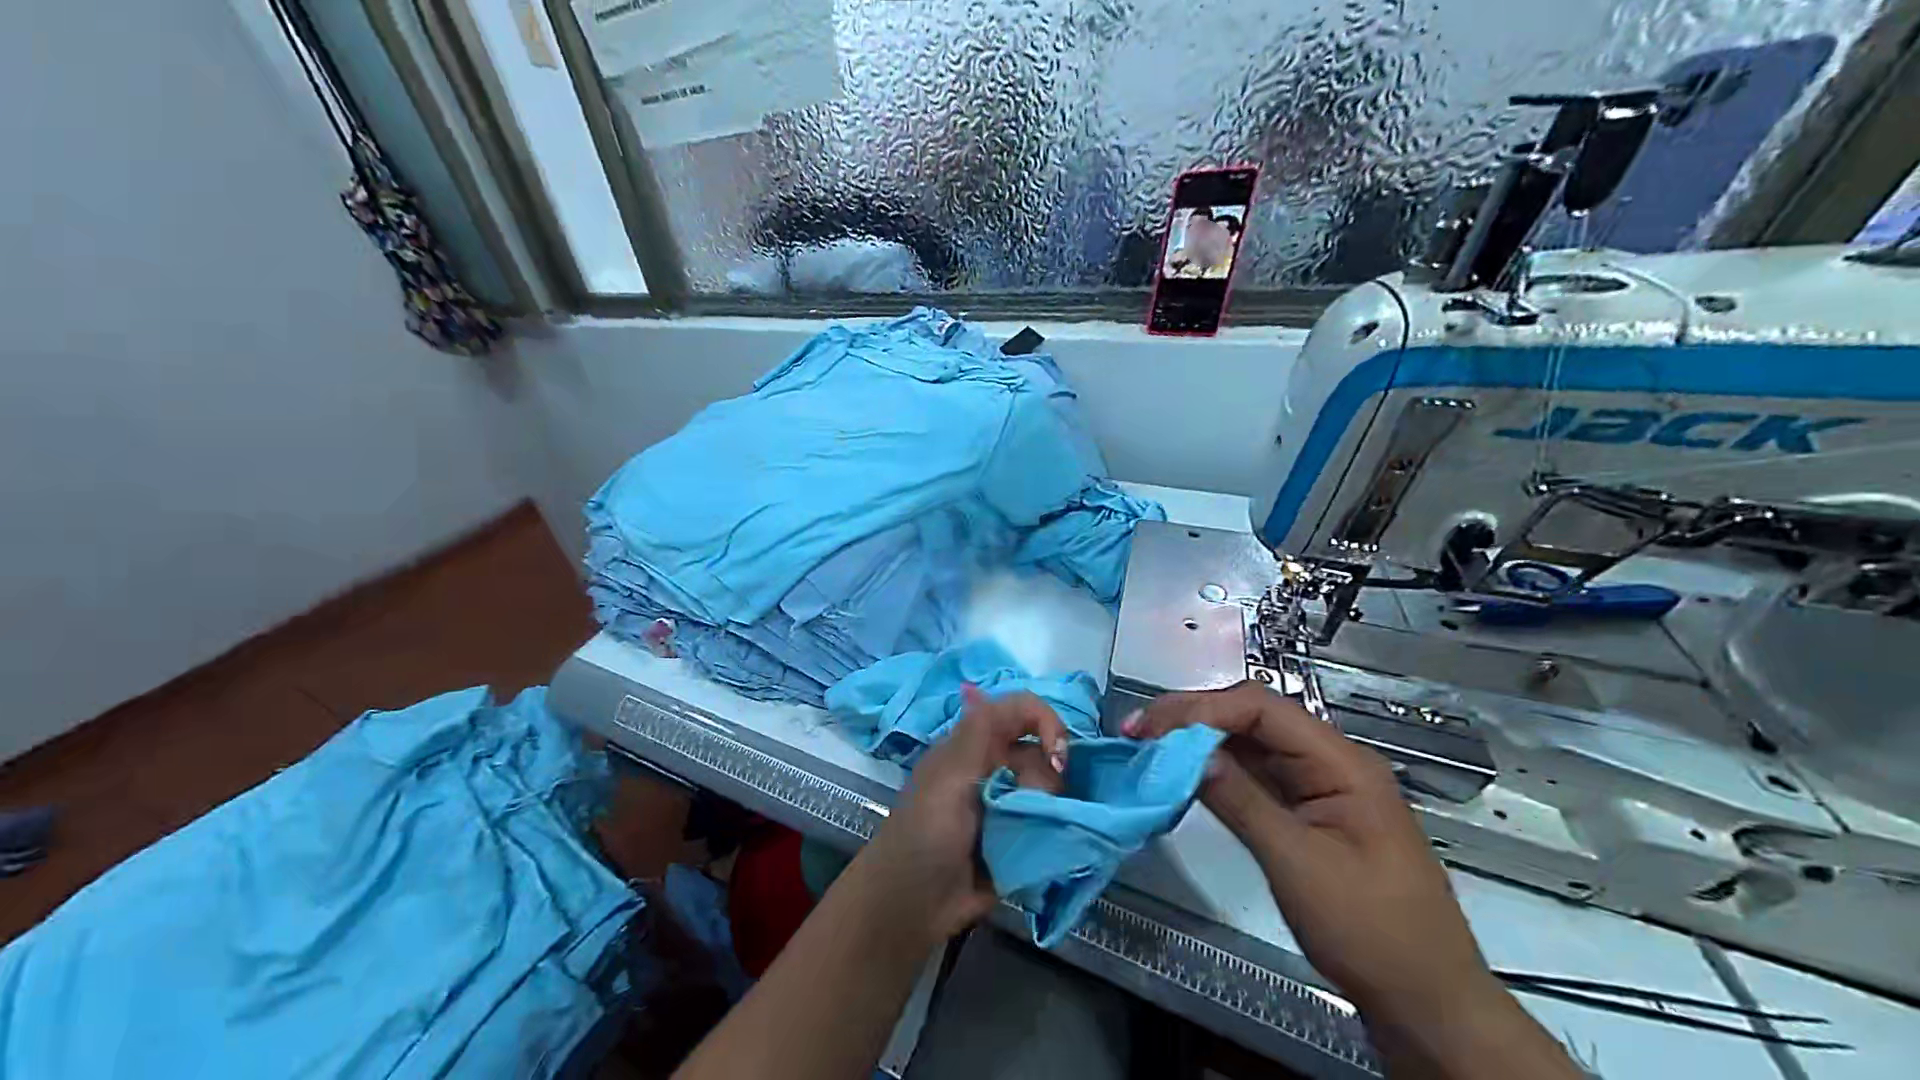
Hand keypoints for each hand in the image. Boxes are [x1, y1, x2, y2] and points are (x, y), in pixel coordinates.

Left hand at [851, 687, 1069, 943]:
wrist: (912, 905)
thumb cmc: (924, 834)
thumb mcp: (948, 778)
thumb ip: (976, 735)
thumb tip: (987, 690)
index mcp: (975, 745)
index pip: (1021, 710)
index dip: (1047, 723)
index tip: (1059, 759)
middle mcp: (995, 767)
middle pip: (1045, 752)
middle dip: (1049, 777)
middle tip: (1030, 807)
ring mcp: (1009, 804)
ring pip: (1053, 789)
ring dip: (1052, 808)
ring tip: (1030, 834)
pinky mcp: (1019, 837)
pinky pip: (1052, 823)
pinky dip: (1056, 831)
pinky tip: (1049, 845)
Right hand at [1128, 683, 1578, 1077]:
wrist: (1425, 1002)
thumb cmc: (1369, 931)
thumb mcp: (1297, 863)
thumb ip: (1241, 800)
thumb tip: (1186, 752)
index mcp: (1341, 763)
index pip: (1262, 709)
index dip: (1201, 709)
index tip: (1151, 727)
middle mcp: (1330, 762)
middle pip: (1254, 718)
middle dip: (1194, 718)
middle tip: (1138, 731)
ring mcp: (1318, 786)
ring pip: (1251, 744)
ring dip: (1200, 742)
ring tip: (1149, 746)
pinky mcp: (1307, 810)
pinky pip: (1256, 776)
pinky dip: (1216, 771)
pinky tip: (1184, 774)